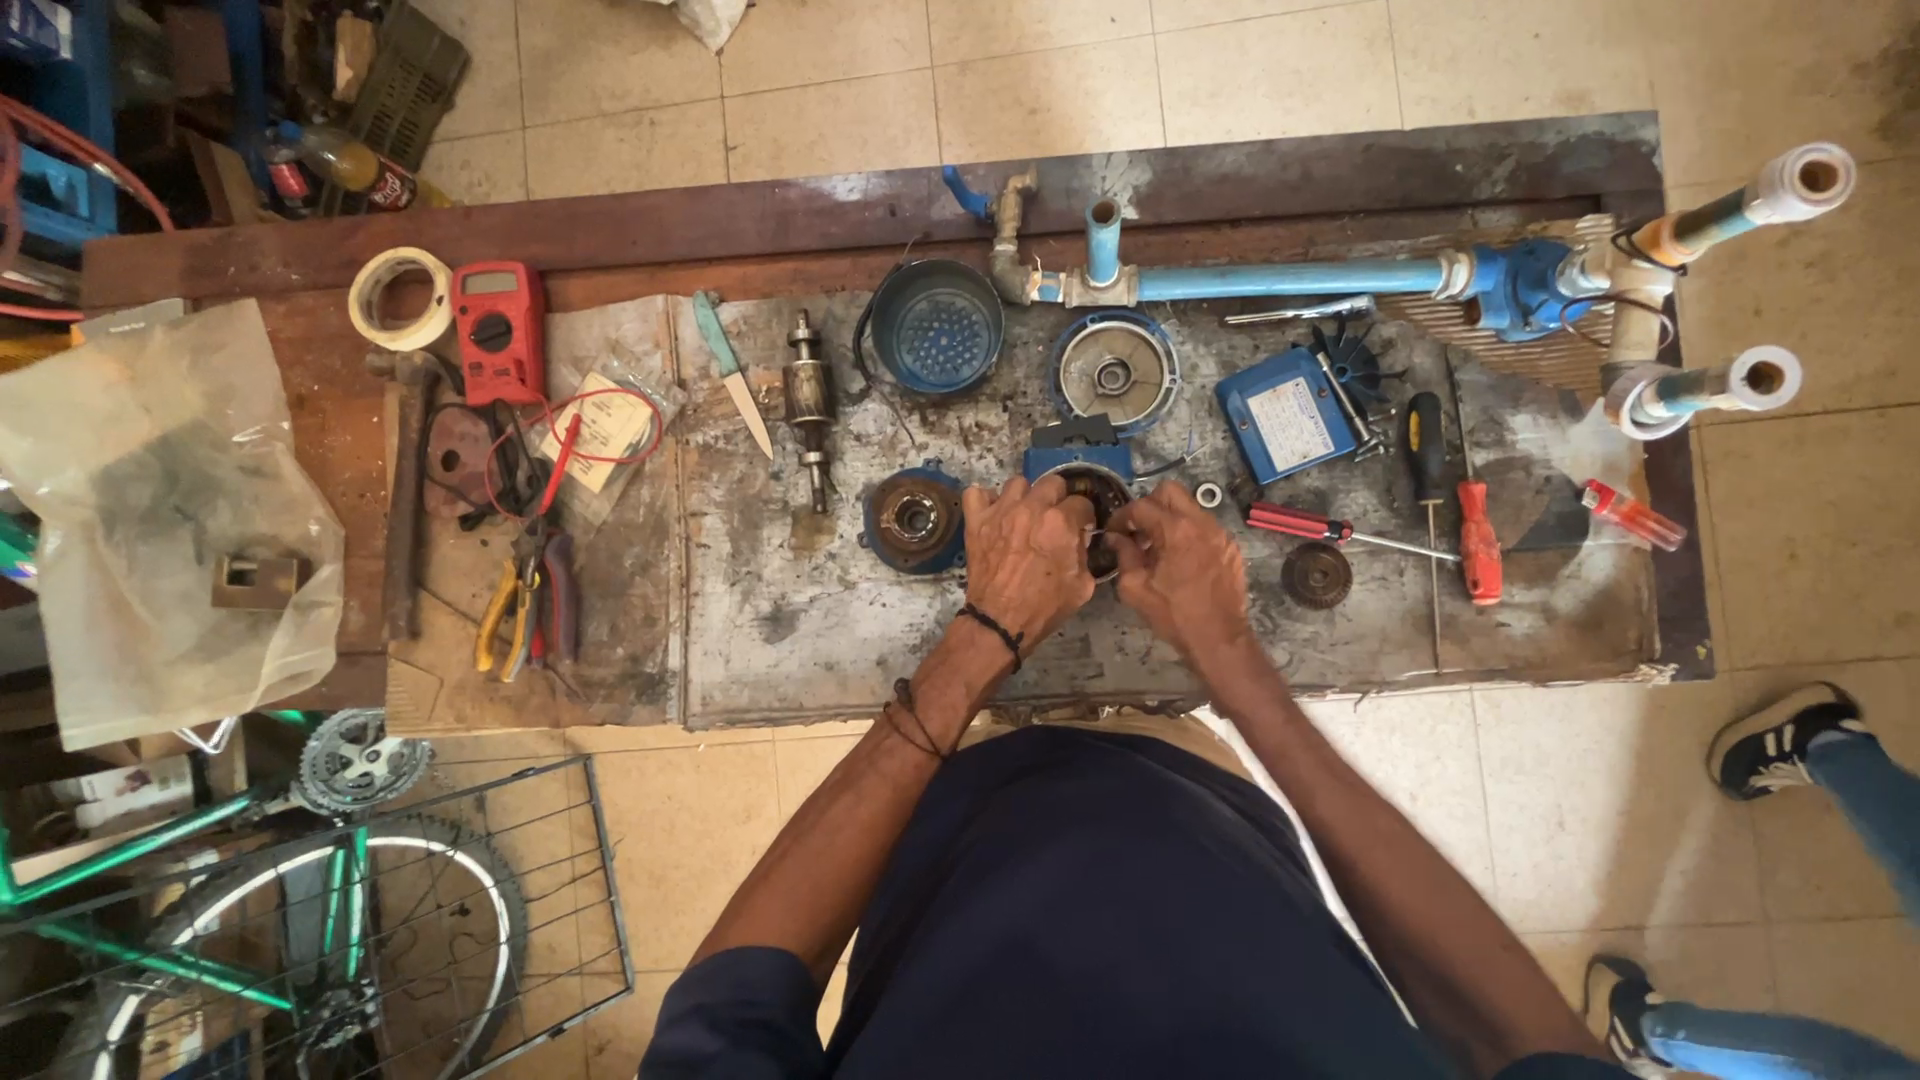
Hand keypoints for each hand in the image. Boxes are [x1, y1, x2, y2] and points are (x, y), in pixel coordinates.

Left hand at [960, 474, 1097, 651]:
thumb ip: (1085, 554)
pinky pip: (976, 493)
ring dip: (1024, 497)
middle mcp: (1031, 508)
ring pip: (1017, 483)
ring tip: (1023, 515)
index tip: (1079, 529)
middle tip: (1053, 519)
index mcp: (1060, 522)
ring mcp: (1000, 511)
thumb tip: (1080, 539)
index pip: (1081, 502)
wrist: (1000, 621)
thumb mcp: (1082, 585)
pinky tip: (994, 513)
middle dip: (1058, 499)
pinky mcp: (976, 521)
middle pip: (1052, 483)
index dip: (1083, 517)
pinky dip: (985, 500)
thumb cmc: (1044, 607)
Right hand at [1105, 482, 1254, 667]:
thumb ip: (1124, 555)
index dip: (1122, 517)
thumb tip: (1117, 538)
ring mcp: (1220, 533)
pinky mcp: (1231, 546)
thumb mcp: (1135, 587)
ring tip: (1160, 547)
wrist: (1219, 638)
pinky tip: (1181, 560)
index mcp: (1176, 531)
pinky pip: (1205, 527)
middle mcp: (1202, 523)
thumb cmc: (1173, 614)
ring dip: (1170, 519)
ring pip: (1190, 507)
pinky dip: (1189, 534)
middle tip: (1139, 530)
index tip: (1114, 532)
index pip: (1141, 506)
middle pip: (1170, 491)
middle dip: (1149, 505)